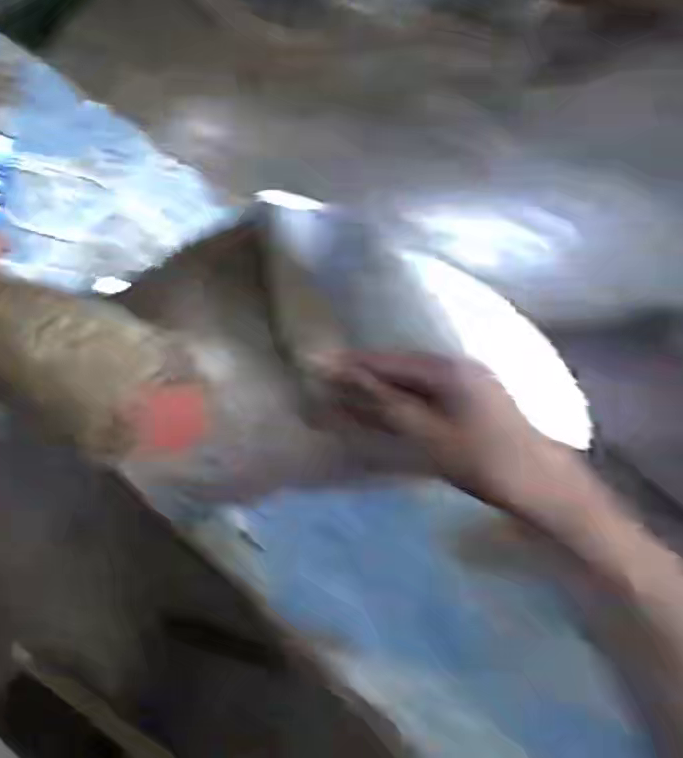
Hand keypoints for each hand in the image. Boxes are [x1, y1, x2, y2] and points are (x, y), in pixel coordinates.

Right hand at [323, 352, 593, 520]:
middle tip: (316, 393)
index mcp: (446, 368)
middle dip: (354, 381)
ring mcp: (468, 388)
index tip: (305, 371)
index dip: (340, 366)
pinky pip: (419, 397)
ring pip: (403, 385)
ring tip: (335, 407)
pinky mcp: (472, 406)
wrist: (555, 500)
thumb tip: (324, 364)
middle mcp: (457, 369)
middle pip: (390, 370)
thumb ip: (372, 394)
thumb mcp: (419, 427)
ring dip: (371, 396)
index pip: (377, 359)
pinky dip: (394, 406)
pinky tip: (371, 417)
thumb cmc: (482, 460)